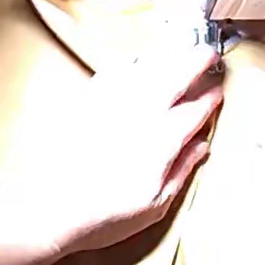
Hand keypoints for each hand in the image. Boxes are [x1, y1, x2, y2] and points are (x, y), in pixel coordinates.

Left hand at [0, 45, 222, 264]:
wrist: (43, 206)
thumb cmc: (101, 215)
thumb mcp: (153, 206)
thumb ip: (181, 170)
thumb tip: (202, 145)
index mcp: (161, 139)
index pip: (195, 110)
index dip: (211, 99)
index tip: (220, 92)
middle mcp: (140, 111)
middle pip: (175, 75)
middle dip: (196, 61)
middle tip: (209, 53)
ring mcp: (111, 100)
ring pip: (147, 66)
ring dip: (168, 55)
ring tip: (181, 49)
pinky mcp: (86, 97)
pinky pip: (114, 68)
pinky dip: (132, 60)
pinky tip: (137, 59)